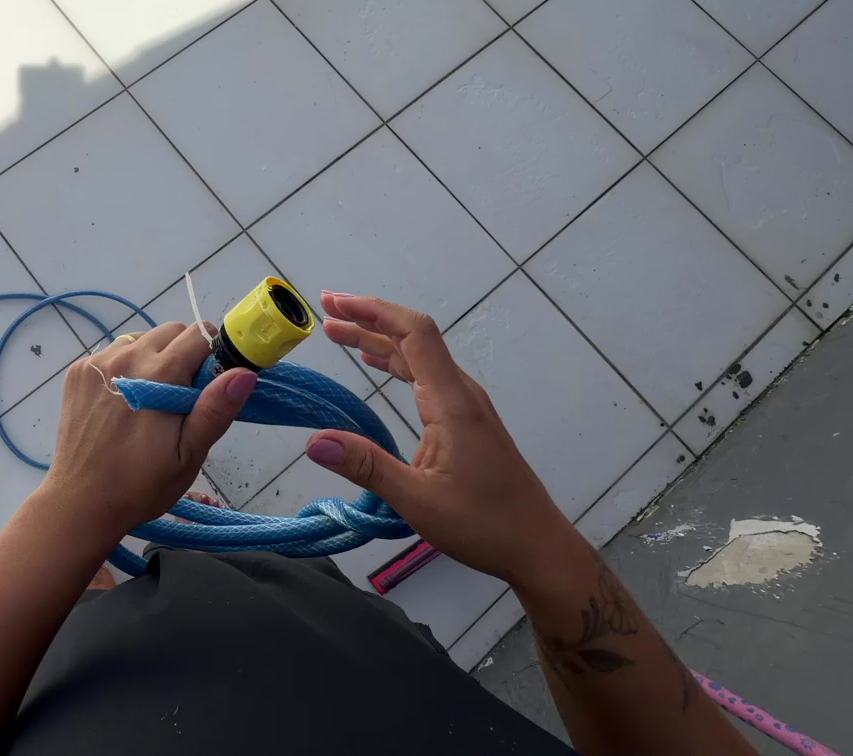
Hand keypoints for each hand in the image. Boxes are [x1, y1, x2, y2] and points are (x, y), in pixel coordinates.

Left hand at [37, 323, 255, 541]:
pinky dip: (124, 367)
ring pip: (141, 338)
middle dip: (184, 353)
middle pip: (171, 331)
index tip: (208, 383)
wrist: (80, 503)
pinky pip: (113, 352)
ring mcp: (97, 361)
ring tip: (149, 400)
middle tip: (180, 396)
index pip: (199, 335)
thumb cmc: (141, 485)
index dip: (212, 355)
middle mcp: (126, 356)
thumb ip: (215, 409)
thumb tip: (243, 373)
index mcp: (158, 373)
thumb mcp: (189, 455)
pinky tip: (121, 403)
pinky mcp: (79, 371)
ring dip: (153, 358)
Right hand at [306, 291, 579, 585]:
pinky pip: (424, 374)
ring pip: (417, 355)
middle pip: (411, 337)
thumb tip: (313, 442)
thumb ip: (366, 466)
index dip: (375, 311)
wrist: (540, 549)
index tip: (337, 303)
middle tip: (326, 307)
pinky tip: (373, 362)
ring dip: (377, 338)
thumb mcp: (418, 501)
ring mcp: (464, 404)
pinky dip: (393, 360)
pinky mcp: (464, 419)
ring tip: (337, 330)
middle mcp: (459, 392)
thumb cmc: (484, 525)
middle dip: (368, 317)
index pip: (414, 334)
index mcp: (451, 401)